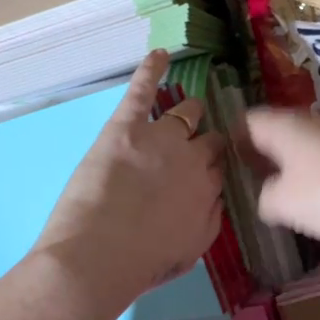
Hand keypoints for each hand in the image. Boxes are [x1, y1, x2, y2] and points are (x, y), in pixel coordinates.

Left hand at [34, 52, 224, 302]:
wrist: (100, 256)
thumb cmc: (144, 264)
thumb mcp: (193, 249)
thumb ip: (208, 218)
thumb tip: (213, 199)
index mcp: (209, 190)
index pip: (219, 167)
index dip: (213, 167)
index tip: (209, 170)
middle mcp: (192, 158)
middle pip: (207, 139)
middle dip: (206, 139)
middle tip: (199, 142)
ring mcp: (160, 138)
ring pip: (183, 113)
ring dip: (188, 111)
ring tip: (190, 107)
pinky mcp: (125, 127)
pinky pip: (142, 90)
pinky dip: (152, 69)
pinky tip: (160, 55)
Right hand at [242, 109, 319, 243]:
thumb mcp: (282, 205)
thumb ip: (264, 198)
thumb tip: (268, 195)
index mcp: (284, 126)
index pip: (248, 120)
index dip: (235, 139)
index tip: (231, 161)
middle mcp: (312, 120)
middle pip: (280, 129)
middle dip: (267, 152)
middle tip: (257, 177)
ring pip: (308, 141)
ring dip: (297, 162)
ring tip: (291, 191)